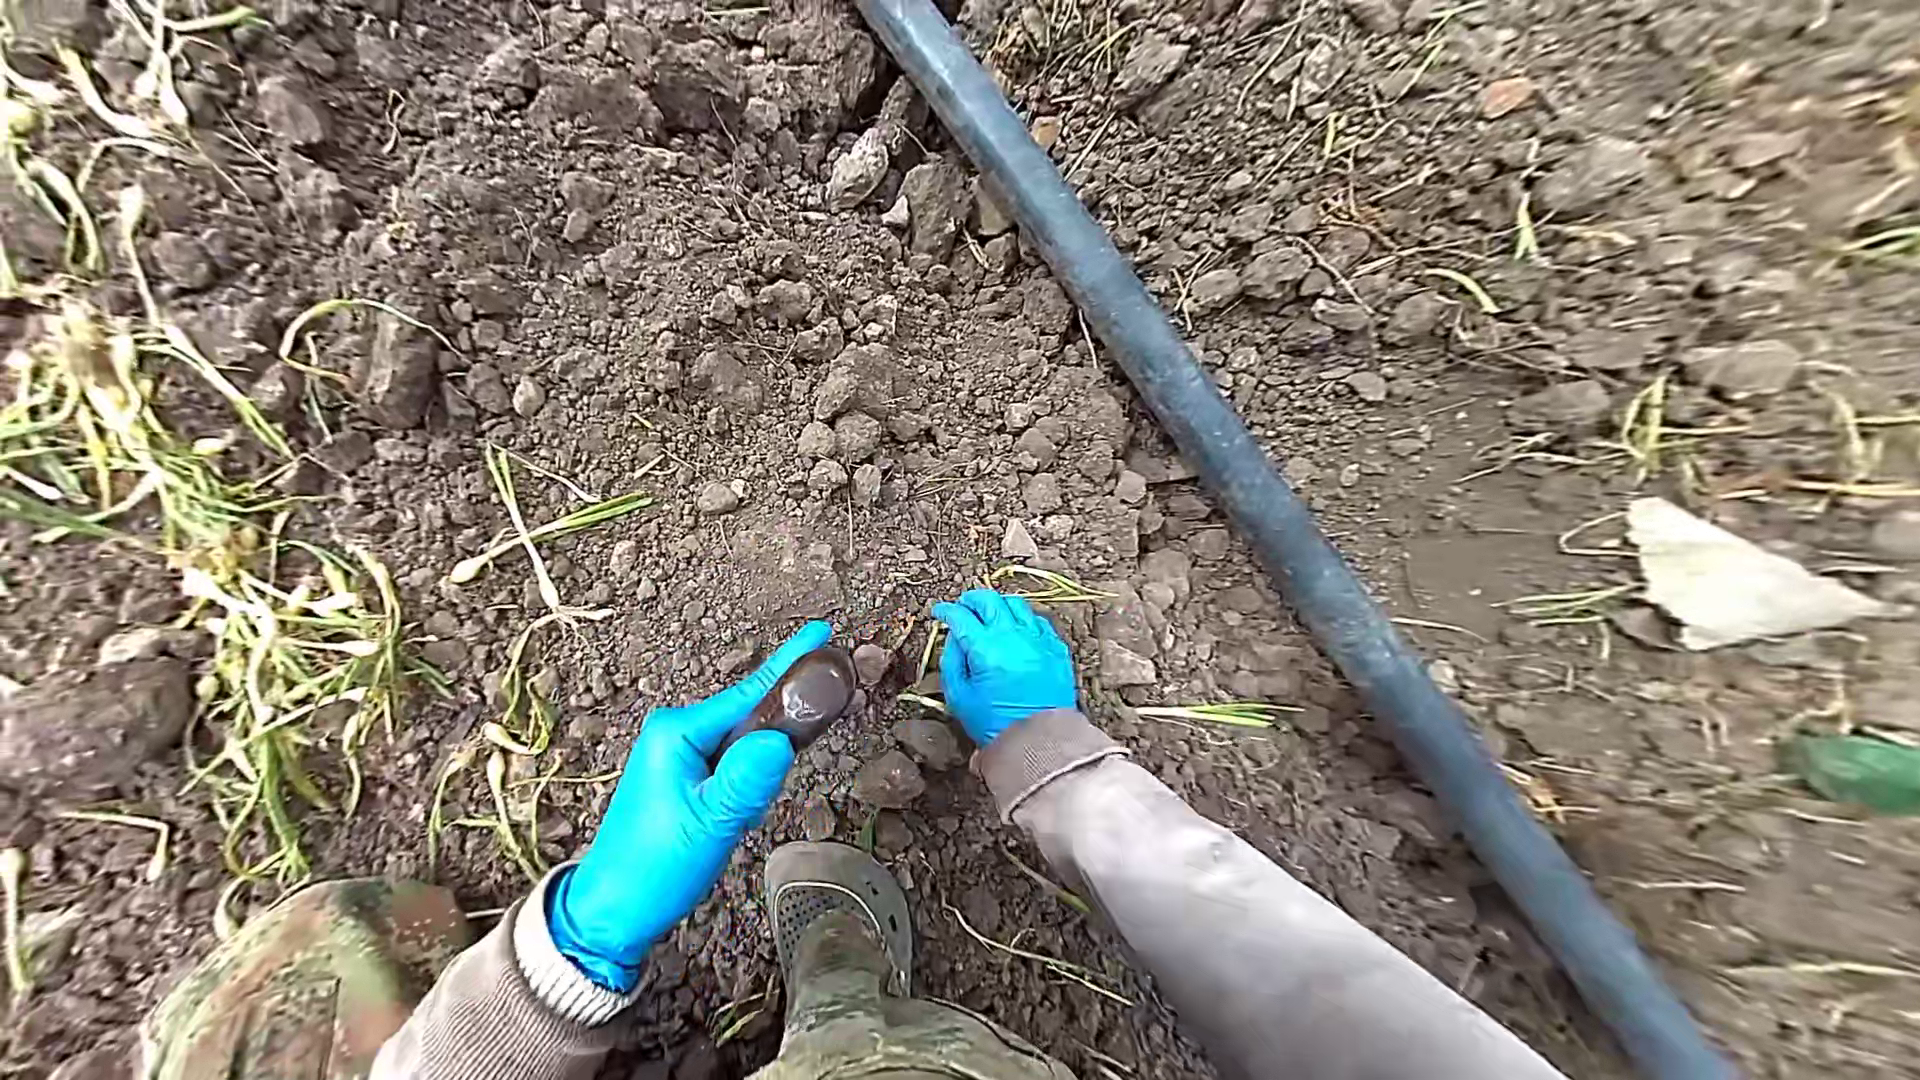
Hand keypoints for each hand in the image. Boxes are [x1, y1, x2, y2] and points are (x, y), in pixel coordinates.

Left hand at [547, 620, 831, 990]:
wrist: (609, 916)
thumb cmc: (651, 869)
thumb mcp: (708, 823)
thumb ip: (745, 780)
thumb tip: (782, 739)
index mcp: (678, 731)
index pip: (750, 691)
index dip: (791, 662)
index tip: (821, 632)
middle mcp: (679, 731)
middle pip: (752, 712)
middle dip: (783, 724)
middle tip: (812, 728)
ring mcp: (683, 752)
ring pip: (747, 738)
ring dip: (766, 760)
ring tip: (756, 803)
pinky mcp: (689, 773)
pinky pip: (736, 758)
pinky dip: (753, 775)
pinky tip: (749, 804)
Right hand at [932, 589, 1076, 745]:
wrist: (1038, 743)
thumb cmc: (995, 725)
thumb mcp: (960, 696)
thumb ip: (952, 660)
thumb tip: (955, 636)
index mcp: (986, 648)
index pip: (961, 616)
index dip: (946, 611)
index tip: (940, 612)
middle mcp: (1013, 636)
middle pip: (989, 600)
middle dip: (971, 600)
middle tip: (963, 606)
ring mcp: (1037, 639)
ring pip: (1015, 604)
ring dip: (998, 605)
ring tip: (990, 614)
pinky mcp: (1055, 648)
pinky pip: (1037, 621)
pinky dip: (1022, 620)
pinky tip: (1016, 629)